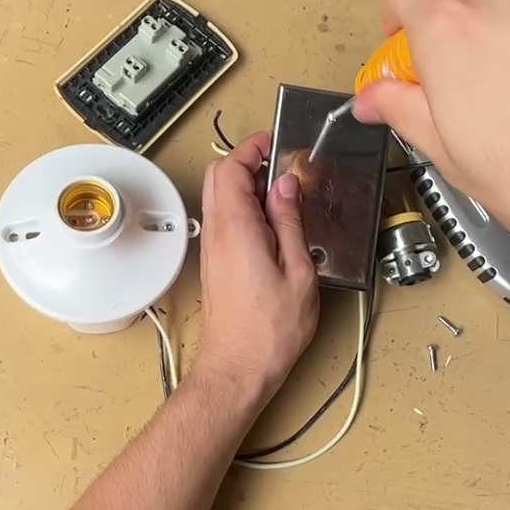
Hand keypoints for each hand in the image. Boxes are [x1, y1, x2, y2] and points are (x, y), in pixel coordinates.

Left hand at [193, 131, 319, 395]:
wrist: (237, 367)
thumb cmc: (269, 330)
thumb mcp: (298, 271)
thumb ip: (290, 222)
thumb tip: (286, 186)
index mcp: (235, 228)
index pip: (231, 167)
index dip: (253, 147)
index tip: (276, 142)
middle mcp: (215, 233)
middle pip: (218, 176)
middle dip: (247, 161)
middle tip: (282, 165)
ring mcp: (211, 248)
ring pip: (218, 197)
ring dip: (245, 185)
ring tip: (283, 195)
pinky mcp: (214, 263)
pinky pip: (223, 220)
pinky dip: (243, 208)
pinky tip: (272, 224)